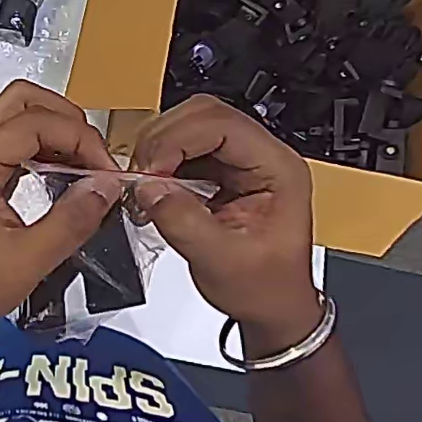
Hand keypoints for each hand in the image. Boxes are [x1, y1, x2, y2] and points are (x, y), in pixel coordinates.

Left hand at [0, 81, 120, 350]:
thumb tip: (106, 187)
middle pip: (22, 99)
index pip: (34, 122)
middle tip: (94, 153)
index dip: (78, 138)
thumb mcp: (28, 260)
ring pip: (22, 116)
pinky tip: (69, 175)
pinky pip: (21, 142)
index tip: (105, 169)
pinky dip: (51, 149)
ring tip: (87, 165)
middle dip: (67, 117)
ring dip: (60, 131)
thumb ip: (71, 221)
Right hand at [131, 94, 320, 351]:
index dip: (179, 140)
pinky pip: (184, 148)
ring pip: (190, 125)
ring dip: (159, 148)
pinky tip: (154, 188)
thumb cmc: (265, 288)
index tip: (153, 171)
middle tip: (143, 177)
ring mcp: (242, 161)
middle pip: (204, 115)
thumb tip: (149, 188)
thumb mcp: (222, 263)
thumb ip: (184, 223)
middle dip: (164, 139)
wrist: (271, 306)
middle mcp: (262, 156)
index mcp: (277, 169)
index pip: (224, 125)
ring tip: (147, 185)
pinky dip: (161, 162)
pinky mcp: (222, 171)